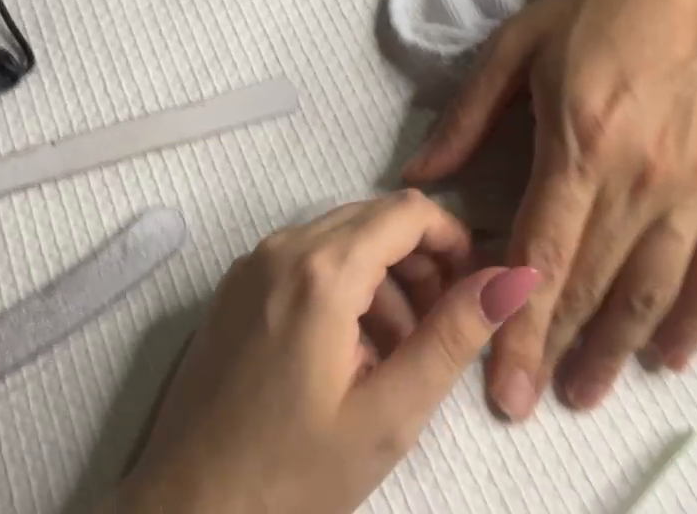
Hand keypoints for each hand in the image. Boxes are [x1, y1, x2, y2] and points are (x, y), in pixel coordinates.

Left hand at [115, 192, 539, 513]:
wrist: (185, 512)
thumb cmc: (292, 475)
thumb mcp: (388, 414)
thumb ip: (453, 337)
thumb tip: (512, 278)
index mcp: (321, 269)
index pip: (407, 211)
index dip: (452, 238)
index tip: (472, 287)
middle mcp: (281, 247)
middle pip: (373, 220)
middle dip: (419, 262)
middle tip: (440, 328)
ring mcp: (250, 265)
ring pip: (339, 239)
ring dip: (382, 279)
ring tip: (397, 353)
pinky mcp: (234, 288)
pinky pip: (303, 261)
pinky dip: (341, 287)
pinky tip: (348, 352)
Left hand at [405, 0, 696, 418]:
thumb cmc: (601, 4)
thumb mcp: (518, 44)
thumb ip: (467, 117)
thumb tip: (418, 175)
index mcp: (578, 141)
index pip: (541, 255)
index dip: (517, 325)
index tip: (501, 384)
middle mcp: (640, 178)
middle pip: (593, 284)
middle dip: (558, 349)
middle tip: (532, 403)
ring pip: (654, 290)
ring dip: (619, 349)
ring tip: (589, 393)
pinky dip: (696, 320)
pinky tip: (671, 355)